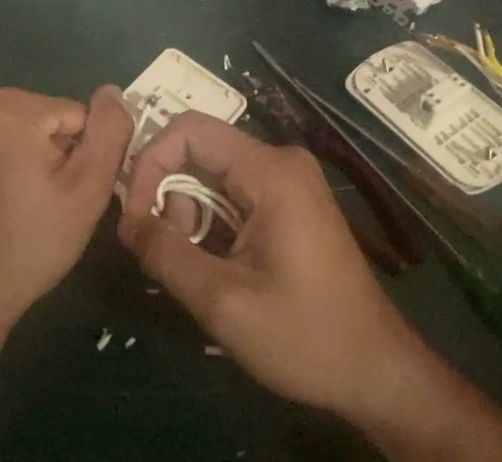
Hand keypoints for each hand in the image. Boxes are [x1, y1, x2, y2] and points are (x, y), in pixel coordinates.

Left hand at [0, 86, 131, 333]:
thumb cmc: (32, 242)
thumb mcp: (88, 188)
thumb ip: (110, 133)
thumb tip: (113, 91)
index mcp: (11, 106)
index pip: (80, 116)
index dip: (84, 156)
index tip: (69, 194)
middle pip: (53, 119)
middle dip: (61, 155)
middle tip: (52, 202)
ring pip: (33, 129)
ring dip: (41, 160)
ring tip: (31, 203)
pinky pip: (8, 139)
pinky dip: (18, 162)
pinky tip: (12, 199)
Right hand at [118, 114, 501, 461]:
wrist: (376, 371)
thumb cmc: (304, 336)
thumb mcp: (222, 302)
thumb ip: (166, 254)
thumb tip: (125, 222)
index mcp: (271, 171)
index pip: (188, 130)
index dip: (149, 164)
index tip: (134, 218)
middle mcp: (281, 162)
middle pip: (200, 152)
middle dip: (170, 198)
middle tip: (171, 254)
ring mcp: (290, 181)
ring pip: (213, 176)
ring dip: (191, 217)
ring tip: (202, 270)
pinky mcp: (292, 203)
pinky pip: (234, 194)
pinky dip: (213, 224)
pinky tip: (221, 268)